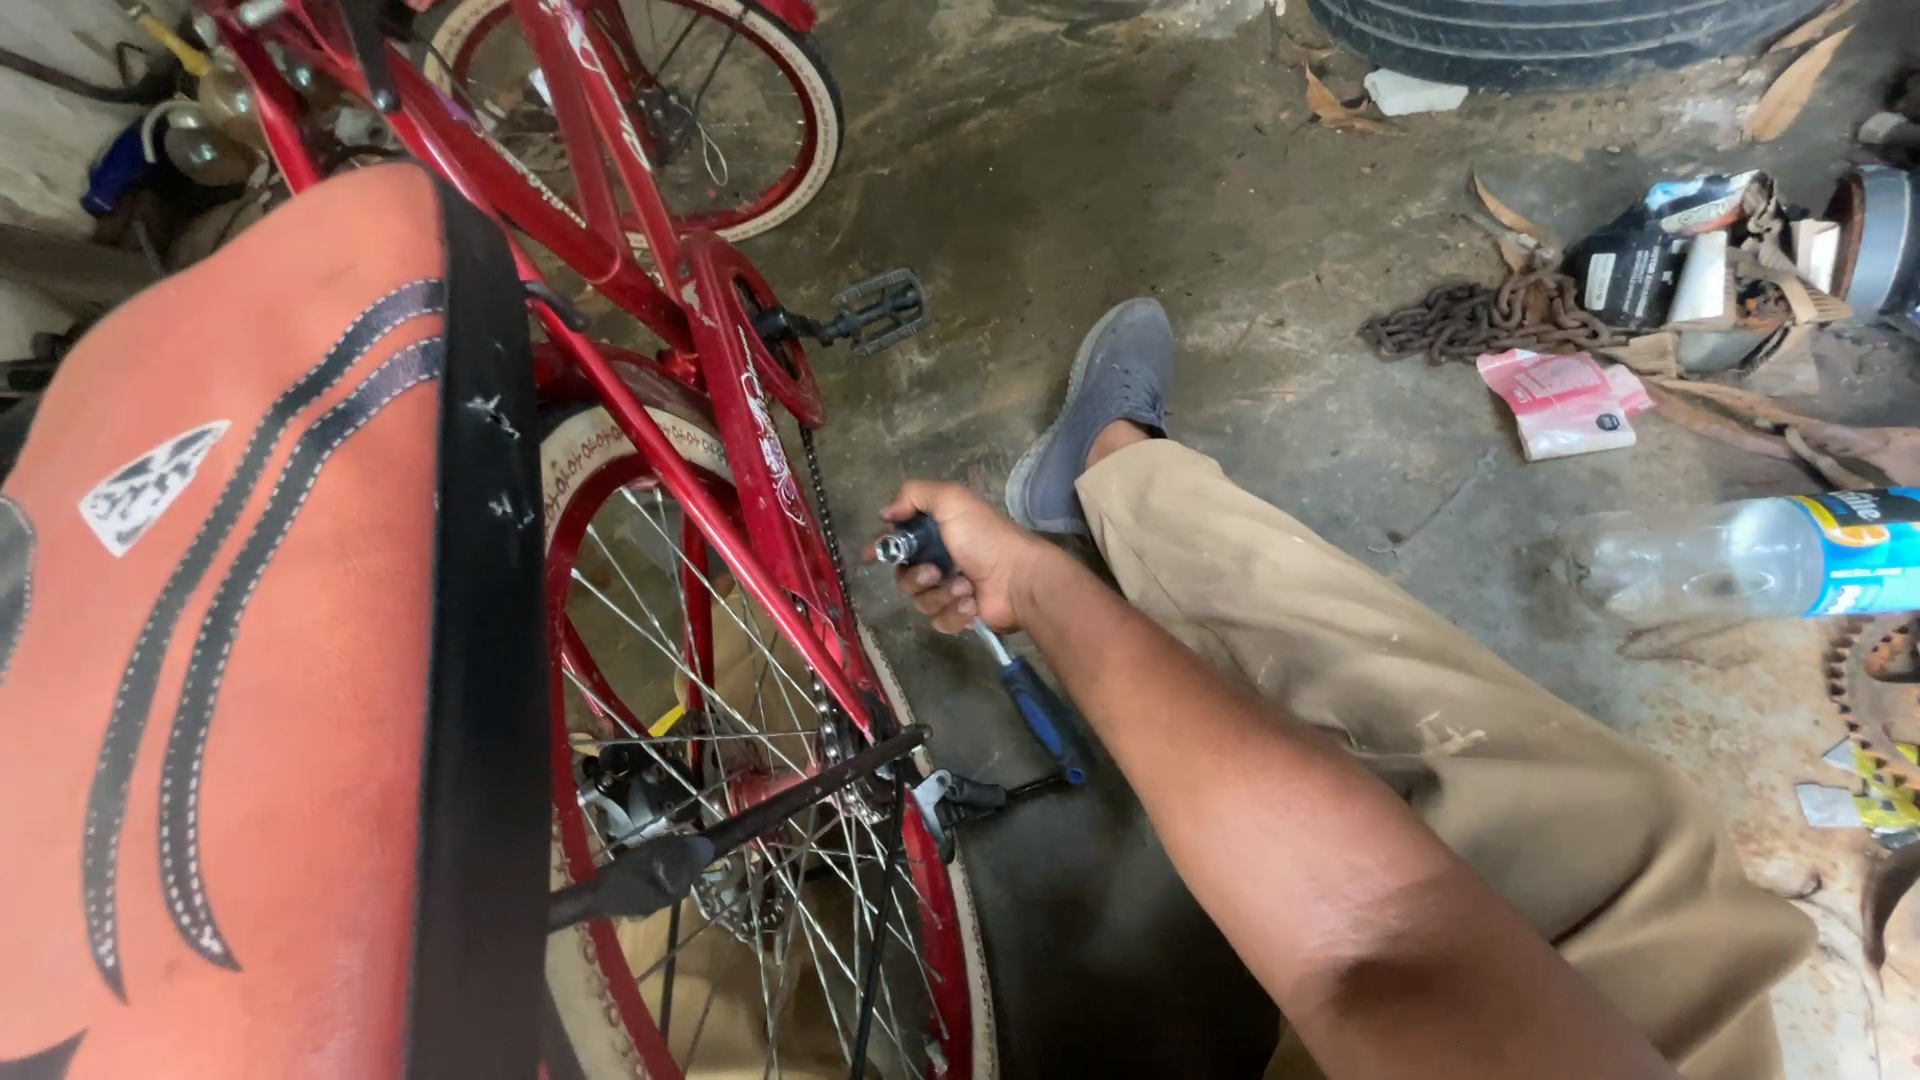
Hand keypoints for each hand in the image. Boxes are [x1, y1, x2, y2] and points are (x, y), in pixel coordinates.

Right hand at [873, 481, 1051, 634]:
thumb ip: (914, 494)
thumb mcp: (951, 500)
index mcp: (938, 533)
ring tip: (964, 588)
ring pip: (920, 601)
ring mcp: (950, 590)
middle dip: (916, 576)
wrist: (1019, 578)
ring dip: (940, 594)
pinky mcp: (960, 615)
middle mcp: (941, 560)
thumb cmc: (985, 537)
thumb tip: (886, 512)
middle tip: (935, 572)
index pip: (899, 541)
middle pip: (904, 576)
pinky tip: (971, 604)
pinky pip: (938, 620)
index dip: (882, 548)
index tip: (871, 556)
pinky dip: (953, 612)